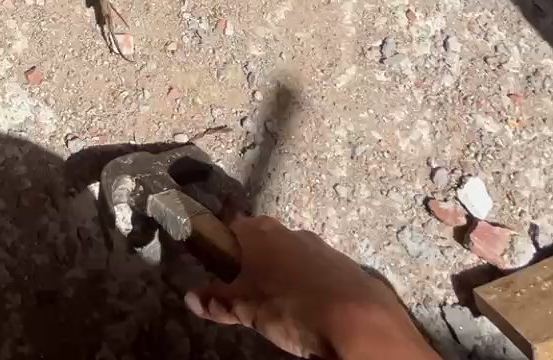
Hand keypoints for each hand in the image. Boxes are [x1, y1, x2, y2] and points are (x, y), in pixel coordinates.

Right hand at [184, 216, 436, 358]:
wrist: (363, 326)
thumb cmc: (291, 308)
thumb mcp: (246, 310)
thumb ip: (217, 302)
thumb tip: (189, 299)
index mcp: (259, 232)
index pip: (233, 227)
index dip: (226, 246)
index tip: (225, 267)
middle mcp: (290, 231)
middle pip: (267, 240)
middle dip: (260, 260)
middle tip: (255, 289)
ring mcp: (325, 248)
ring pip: (298, 256)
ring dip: (292, 273)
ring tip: (290, 305)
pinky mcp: (353, 270)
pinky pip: (328, 275)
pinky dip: (321, 288)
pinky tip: (320, 311)